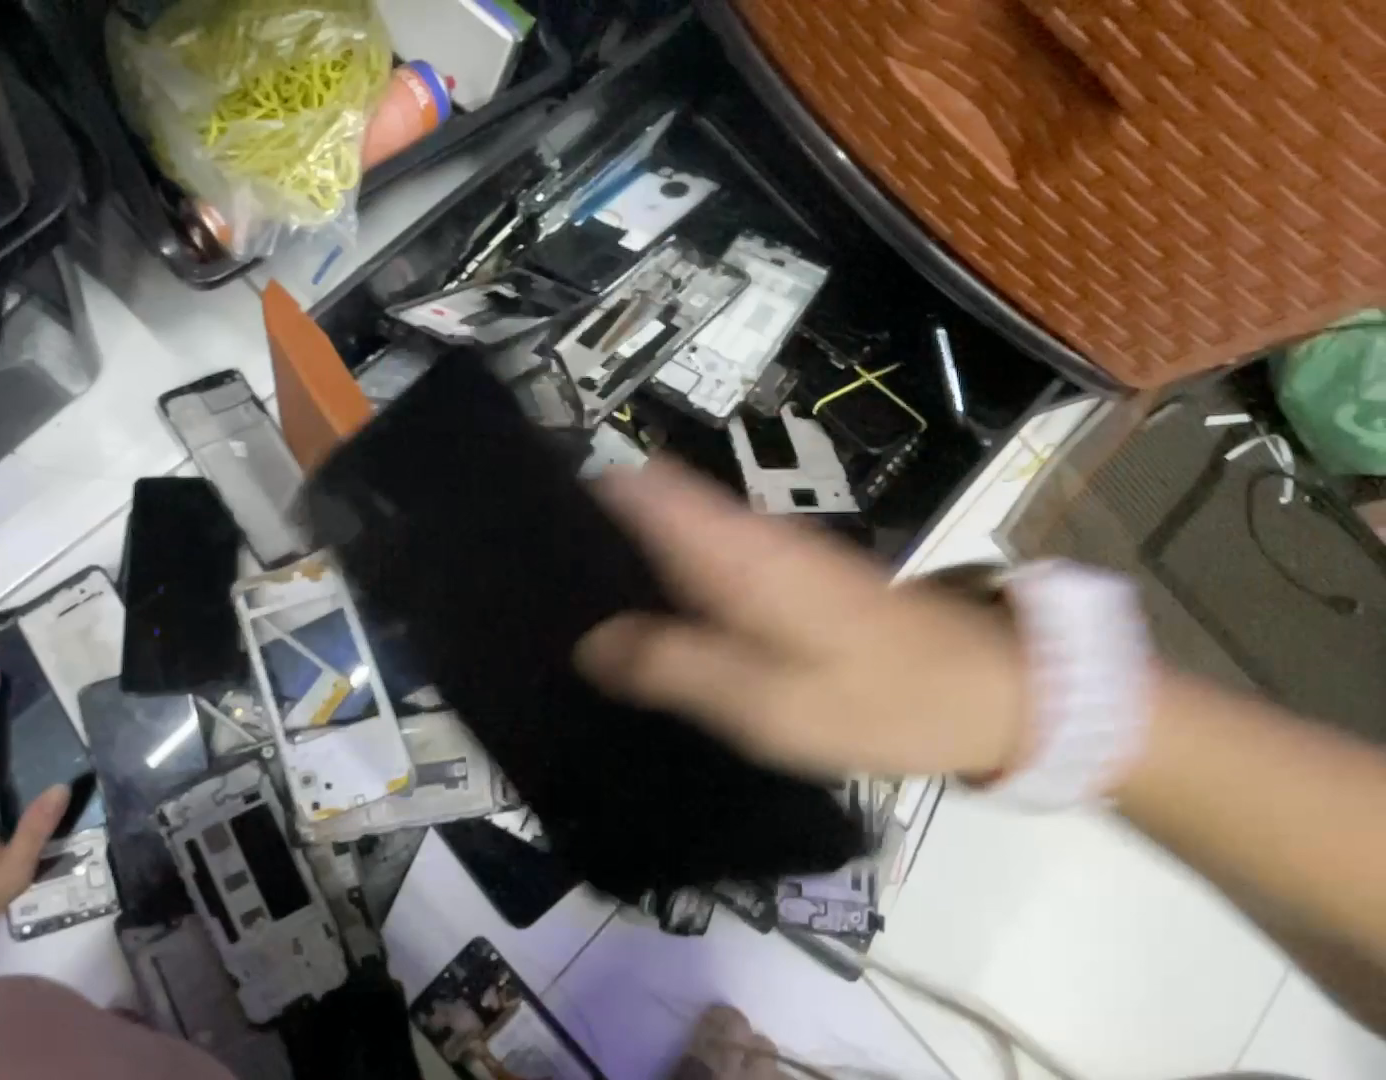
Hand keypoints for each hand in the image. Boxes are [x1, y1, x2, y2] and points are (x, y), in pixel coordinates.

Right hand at [574, 461, 1029, 780]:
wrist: (988, 691)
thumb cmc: (877, 697)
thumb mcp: (767, 702)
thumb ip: (674, 667)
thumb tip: (591, 644)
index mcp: (732, 551)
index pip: (639, 487)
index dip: (580, 491)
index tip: (529, 520)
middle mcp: (742, 533)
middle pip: (646, 502)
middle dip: (590, 528)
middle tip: (538, 576)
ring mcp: (763, 547)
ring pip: (669, 528)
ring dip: (623, 552)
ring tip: (570, 597)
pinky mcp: (779, 570)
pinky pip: (696, 555)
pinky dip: (660, 574)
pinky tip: (641, 617)